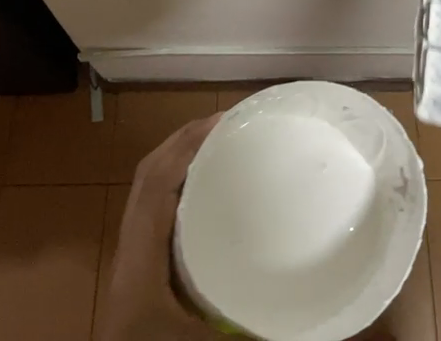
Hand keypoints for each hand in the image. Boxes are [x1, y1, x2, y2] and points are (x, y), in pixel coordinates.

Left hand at [94, 113, 398, 340]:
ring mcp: (129, 258)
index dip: (185, 145)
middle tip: (228, 123)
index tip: (224, 121)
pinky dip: (172, 185)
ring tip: (216, 144)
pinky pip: (149, 210)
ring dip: (176, 159)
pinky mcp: (135, 270)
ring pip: (144, 190)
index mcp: (141, 259)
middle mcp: (129, 250)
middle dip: (183, 141)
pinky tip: (202, 190)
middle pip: (147, 176)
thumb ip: (258, 328)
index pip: (155, 183)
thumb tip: (311, 320)